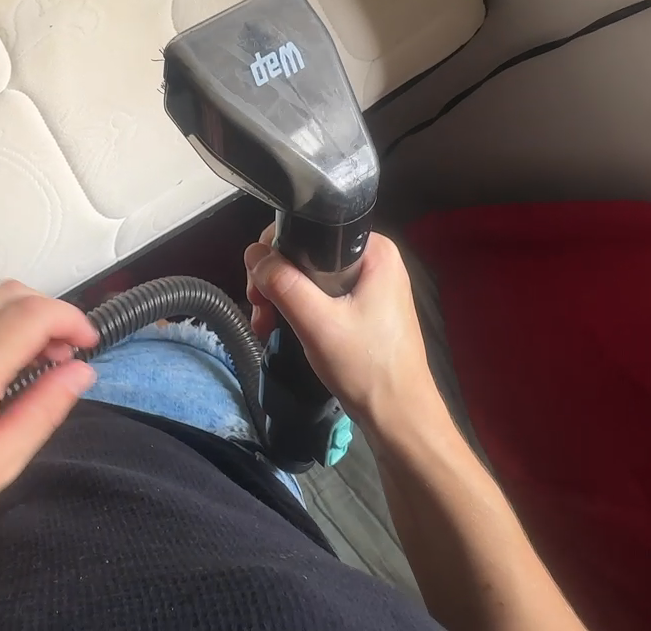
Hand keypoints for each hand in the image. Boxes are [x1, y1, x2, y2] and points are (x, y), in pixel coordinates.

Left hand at [0, 282, 97, 630]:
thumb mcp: (1, 461)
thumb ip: (46, 407)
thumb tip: (82, 370)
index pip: (35, 313)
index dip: (71, 319)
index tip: (88, 343)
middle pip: (11, 291)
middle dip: (47, 311)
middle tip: (61, 352)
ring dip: (15, 308)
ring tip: (29, 350)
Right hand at [245, 226, 442, 434]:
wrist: (399, 420)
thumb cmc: (367, 368)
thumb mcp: (317, 323)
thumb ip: (282, 284)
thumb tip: (251, 253)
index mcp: (374, 250)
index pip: (310, 230)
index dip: (275, 251)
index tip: (258, 283)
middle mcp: (373, 260)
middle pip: (305, 252)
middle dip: (274, 278)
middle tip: (258, 307)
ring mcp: (369, 284)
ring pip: (308, 275)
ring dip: (280, 296)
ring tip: (264, 324)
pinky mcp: (363, 307)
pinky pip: (319, 294)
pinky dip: (296, 308)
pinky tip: (280, 328)